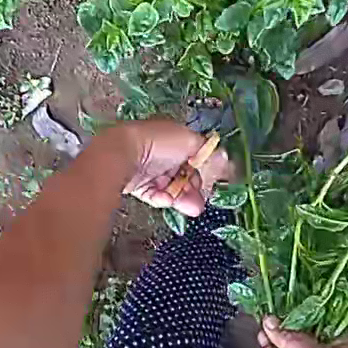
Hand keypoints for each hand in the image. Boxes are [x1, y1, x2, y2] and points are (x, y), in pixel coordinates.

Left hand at [113, 120, 232, 217]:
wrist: (123, 154)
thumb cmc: (159, 143)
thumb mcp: (190, 141)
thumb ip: (208, 151)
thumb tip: (225, 158)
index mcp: (174, 137)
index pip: (195, 156)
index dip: (204, 171)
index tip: (212, 184)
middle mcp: (162, 152)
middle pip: (184, 174)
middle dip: (194, 189)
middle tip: (201, 202)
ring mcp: (149, 169)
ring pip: (171, 187)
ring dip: (183, 198)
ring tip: (191, 209)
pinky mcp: (137, 184)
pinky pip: (154, 194)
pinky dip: (162, 198)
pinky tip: (166, 201)